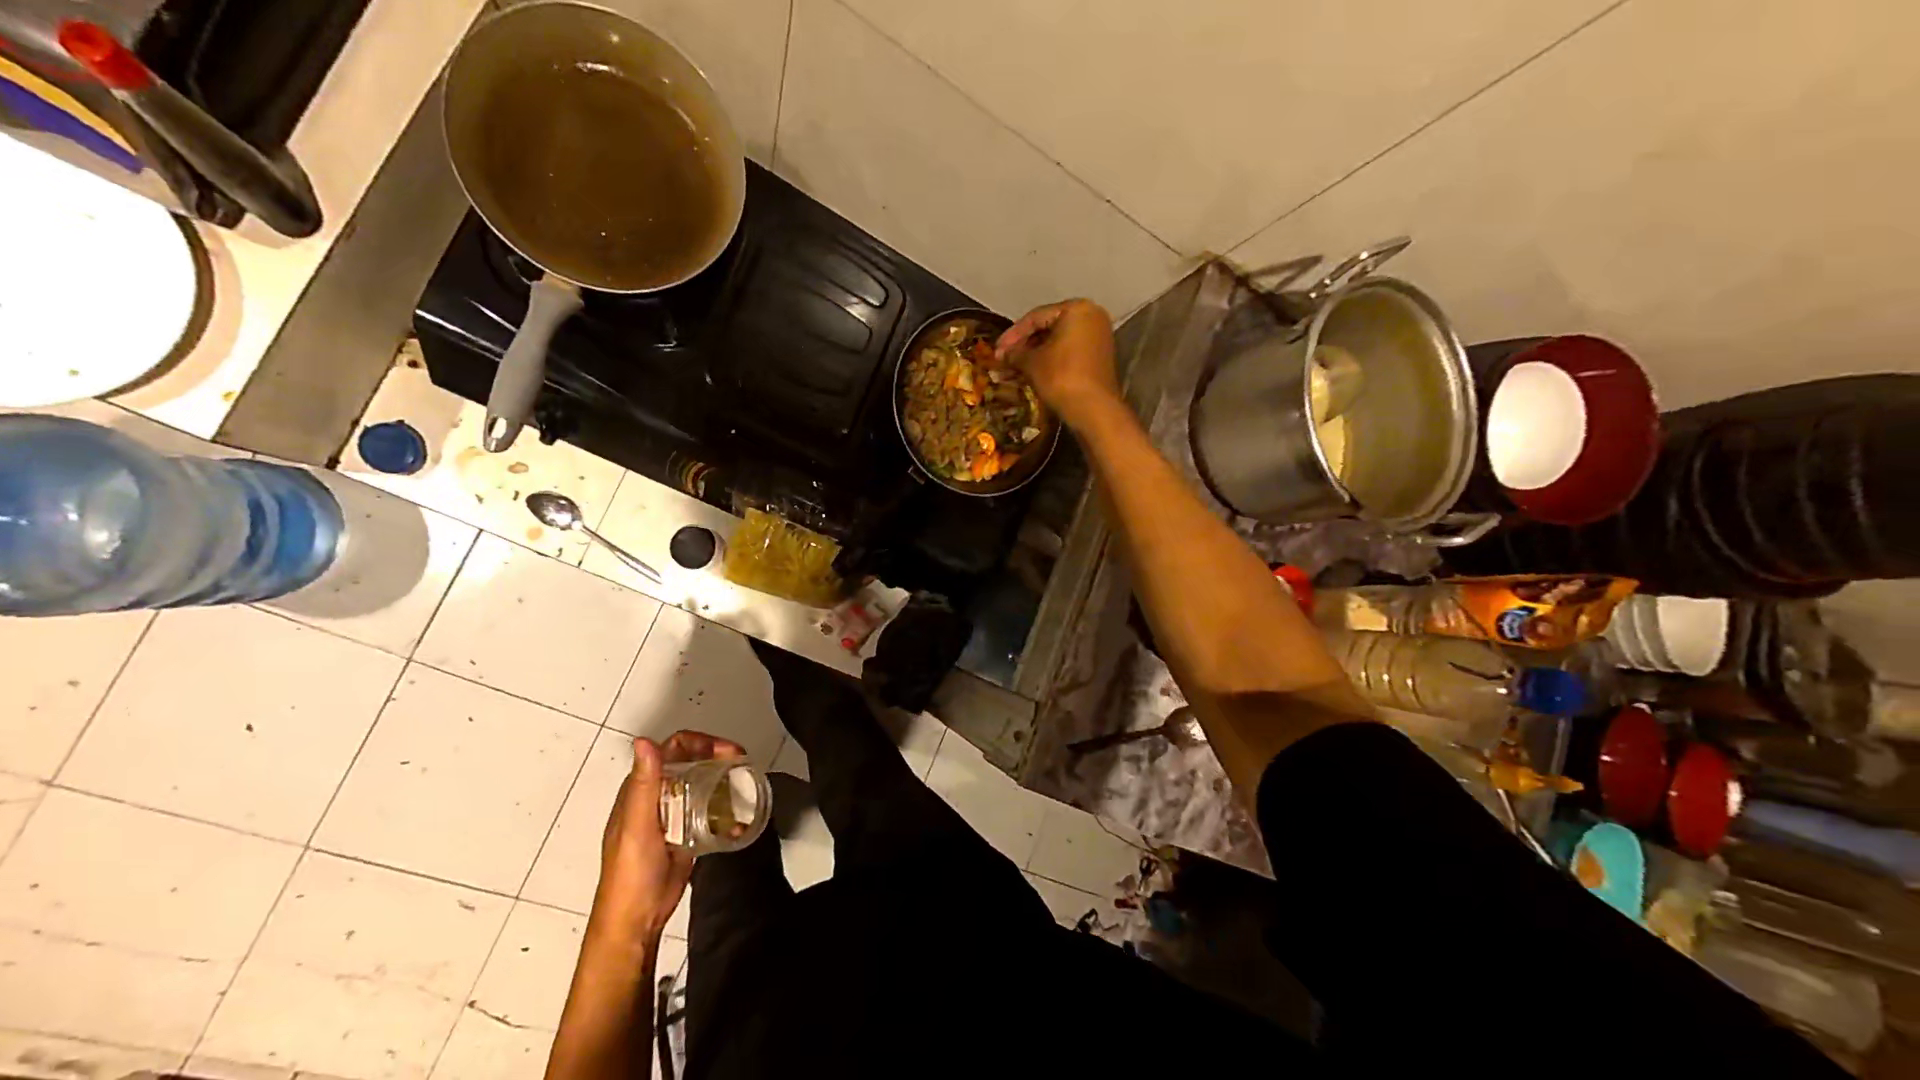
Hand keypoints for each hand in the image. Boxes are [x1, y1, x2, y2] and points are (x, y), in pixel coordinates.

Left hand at [593, 730, 744, 942]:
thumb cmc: (630, 875)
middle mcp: (656, 797)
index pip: (672, 749)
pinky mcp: (686, 834)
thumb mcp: (637, 826)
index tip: (727, 751)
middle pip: (690, 762)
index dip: (700, 742)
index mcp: (640, 789)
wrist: (636, 921)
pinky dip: (724, 806)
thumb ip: (643, 785)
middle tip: (742, 762)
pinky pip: (708, 810)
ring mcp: (672, 815)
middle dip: (717, 755)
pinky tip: (739, 813)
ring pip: (700, 784)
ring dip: (722, 777)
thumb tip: (644, 741)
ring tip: (745, 781)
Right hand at [995, 299, 1119, 429]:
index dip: (1012, 334)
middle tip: (1004, 358)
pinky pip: (1069, 350)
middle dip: (1024, 344)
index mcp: (1076, 309)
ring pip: (1058, 340)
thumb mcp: (1032, 363)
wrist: (1093, 409)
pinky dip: (1050, 358)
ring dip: (1035, 353)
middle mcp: (1091, 315)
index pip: (1035, 317)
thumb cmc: (1061, 377)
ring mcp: (1098, 335)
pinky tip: (1033, 370)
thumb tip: (1002, 354)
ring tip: (1014, 366)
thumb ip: (1015, 353)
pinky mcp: (1099, 355)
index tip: (996, 349)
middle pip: (1048, 326)